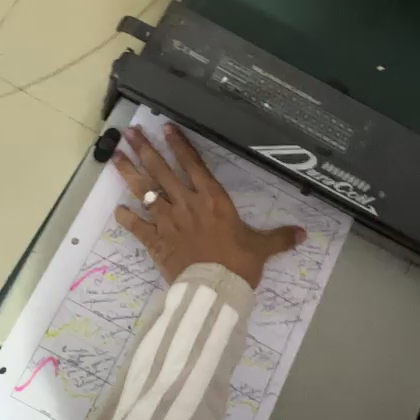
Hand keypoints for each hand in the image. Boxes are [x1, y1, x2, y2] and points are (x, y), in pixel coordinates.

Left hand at [111, 124, 306, 287]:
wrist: (215, 292)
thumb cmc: (239, 265)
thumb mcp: (262, 248)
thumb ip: (279, 238)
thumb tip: (303, 234)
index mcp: (213, 199)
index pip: (194, 164)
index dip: (179, 144)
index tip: (166, 127)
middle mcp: (187, 203)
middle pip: (162, 170)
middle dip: (145, 149)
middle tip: (130, 132)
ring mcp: (169, 221)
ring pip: (145, 191)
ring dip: (129, 173)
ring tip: (115, 156)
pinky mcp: (156, 242)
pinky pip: (139, 227)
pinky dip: (128, 218)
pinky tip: (117, 209)